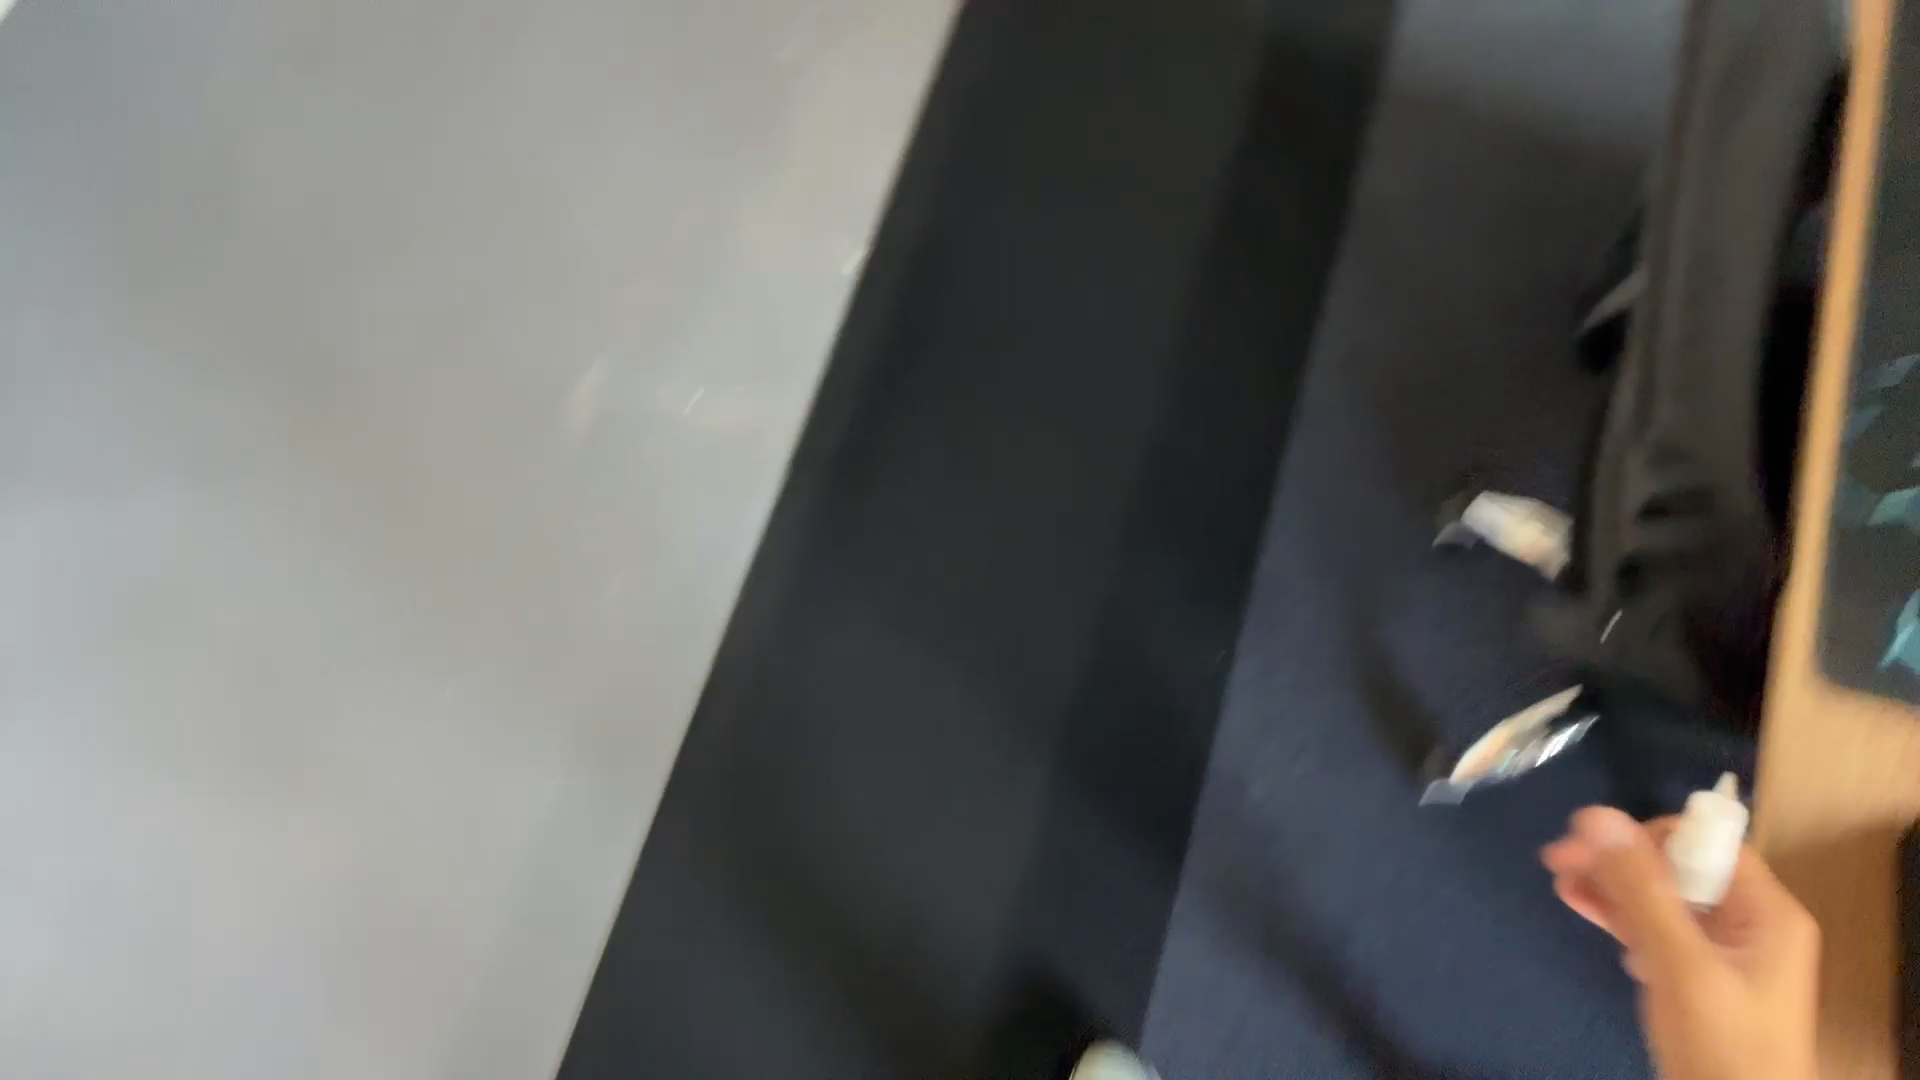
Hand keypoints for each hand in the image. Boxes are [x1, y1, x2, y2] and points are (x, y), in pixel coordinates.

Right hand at [1541, 807, 1819, 1079]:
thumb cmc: (1721, 1039)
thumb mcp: (1678, 961)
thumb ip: (1639, 887)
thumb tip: (1595, 813)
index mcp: (1764, 912)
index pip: (1703, 842)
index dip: (1644, 835)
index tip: (1589, 845)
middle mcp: (1745, 920)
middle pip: (1671, 864)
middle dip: (1613, 859)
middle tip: (1556, 862)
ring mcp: (1719, 945)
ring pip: (1654, 891)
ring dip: (1606, 882)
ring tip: (1560, 884)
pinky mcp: (1693, 966)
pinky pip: (1649, 920)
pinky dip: (1614, 910)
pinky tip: (1579, 906)